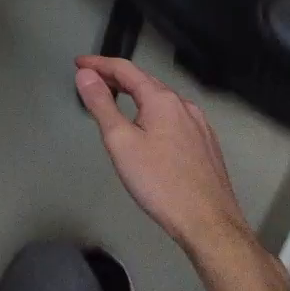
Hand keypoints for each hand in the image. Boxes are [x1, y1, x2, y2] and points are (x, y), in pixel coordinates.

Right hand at [75, 56, 252, 255]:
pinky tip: (148, 127)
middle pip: (145, 81)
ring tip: (116, 99)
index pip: (125, 69)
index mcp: (162, 100)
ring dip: (136, 93)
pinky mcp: (207, 146)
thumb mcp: (120, 141)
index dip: (99, 63)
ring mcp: (200, 126)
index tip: (79, 63)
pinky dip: (153, 111)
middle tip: (92, 80)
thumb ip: (101, 104)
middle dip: (116, 77)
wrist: (211, 227)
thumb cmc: (160, 182)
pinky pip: (174, 116)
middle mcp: (184, 107)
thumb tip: (86, 74)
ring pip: (162, 100)